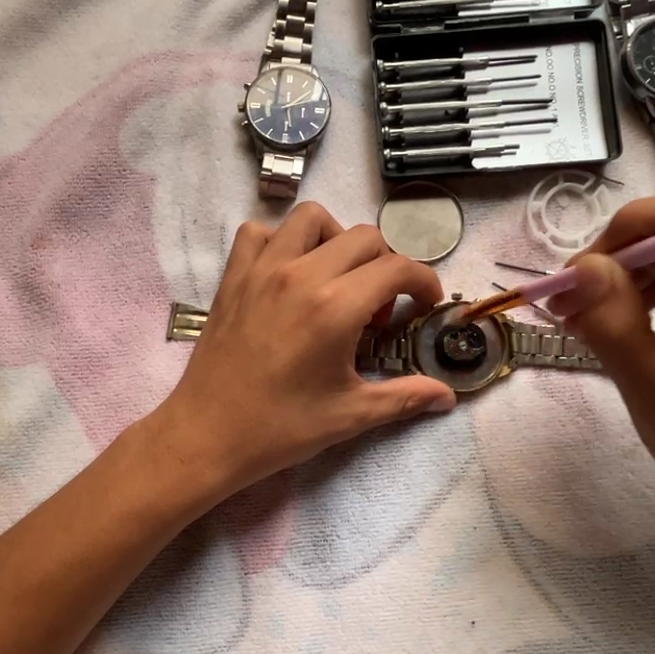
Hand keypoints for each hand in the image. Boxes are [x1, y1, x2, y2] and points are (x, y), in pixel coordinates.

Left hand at [150, 203, 456, 492]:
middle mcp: (300, 275)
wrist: (206, 435)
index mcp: (335, 307)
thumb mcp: (350, 415)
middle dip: (386, 264)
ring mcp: (261, 270)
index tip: (424, 306)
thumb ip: (404, 396)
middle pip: (363, 236)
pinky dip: (280, 241)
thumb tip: (448, 396)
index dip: (423, 282)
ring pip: (310, 218)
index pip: (397, 267)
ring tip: (337, 279)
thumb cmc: (280, 428)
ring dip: (335, 239)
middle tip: (378, 307)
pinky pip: (258, 232)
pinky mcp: (233, 277)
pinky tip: (289, 273)